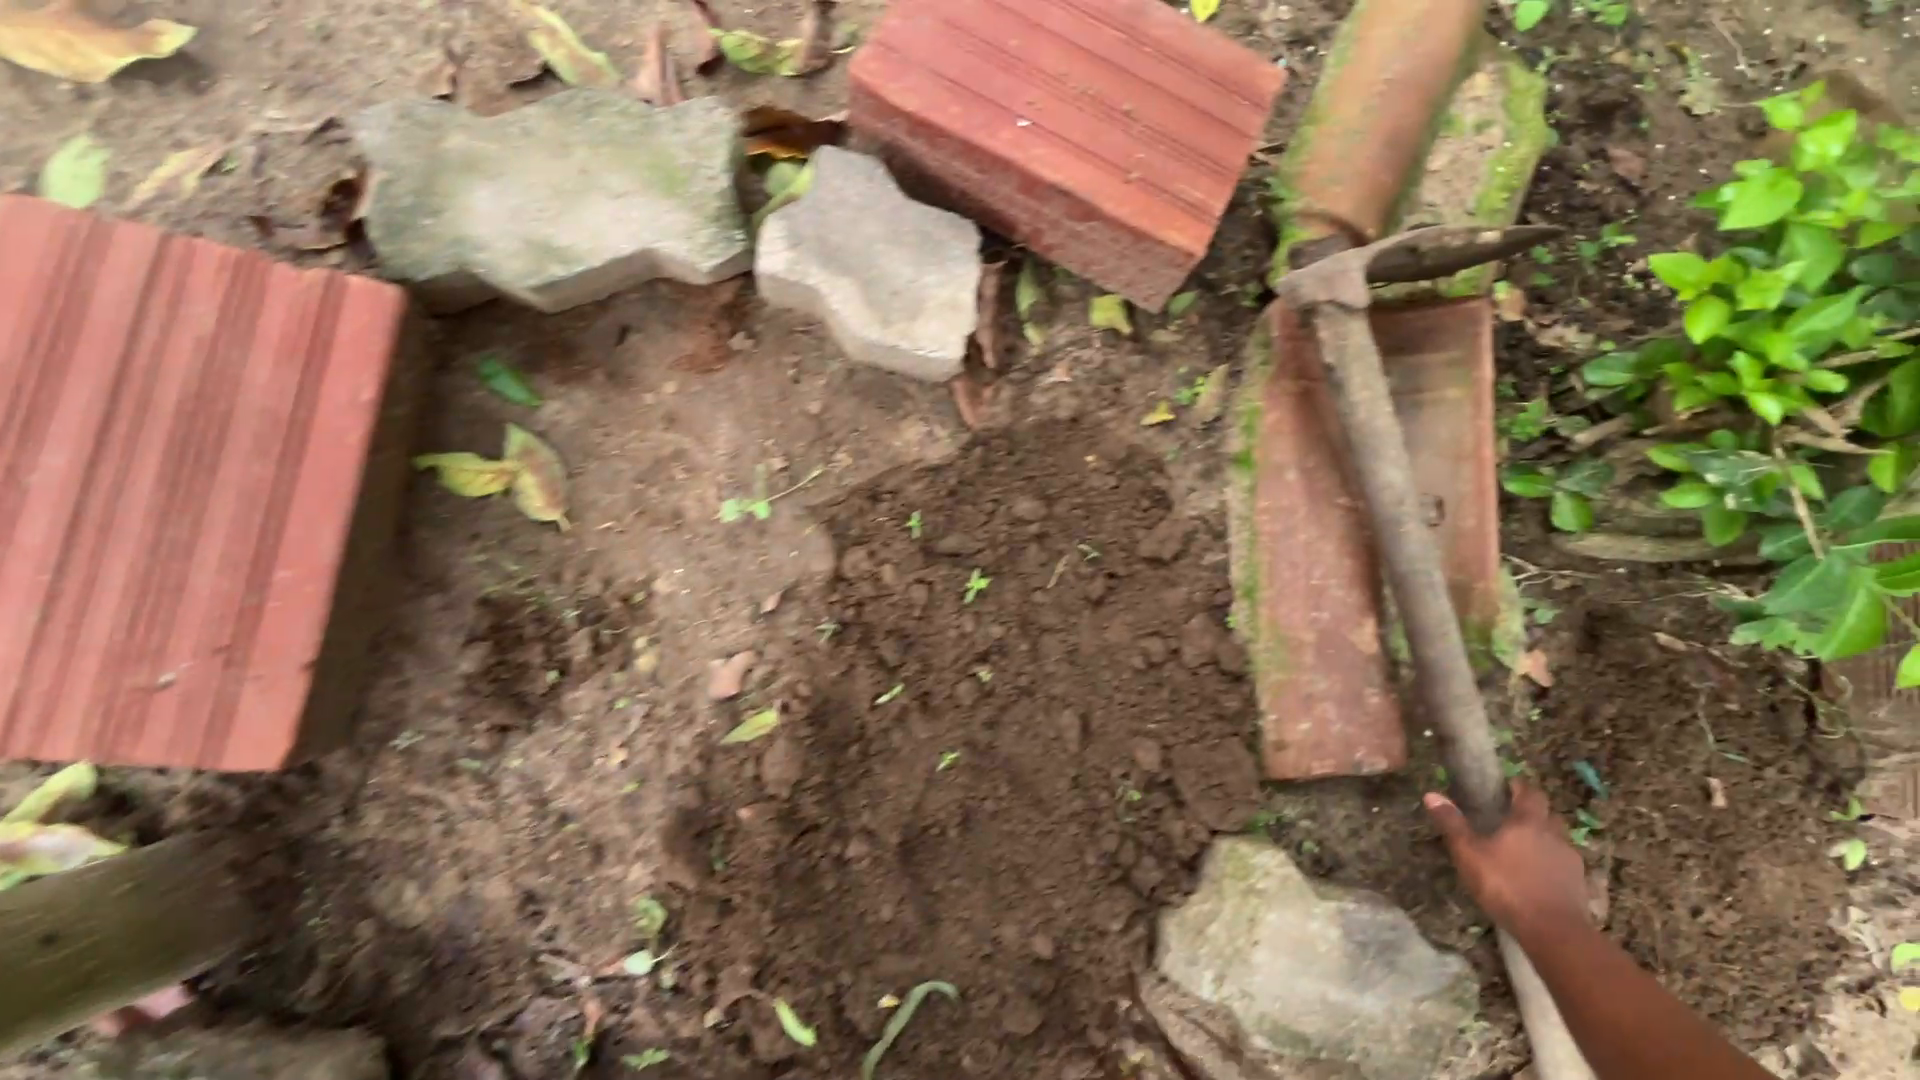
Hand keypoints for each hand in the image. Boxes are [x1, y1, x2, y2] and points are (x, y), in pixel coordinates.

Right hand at [1424, 781, 1587, 937]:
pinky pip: (1563, 865)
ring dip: (1543, 840)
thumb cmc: (1506, 885)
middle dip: (1532, 813)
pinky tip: (1535, 877)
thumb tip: (1432, 794)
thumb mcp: (1469, 854)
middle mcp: (1554, 835)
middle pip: (1548, 815)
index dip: (1519, 786)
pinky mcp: (1579, 886)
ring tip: (1521, 850)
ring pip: (1558, 840)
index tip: (1506, 786)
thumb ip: (1452, 824)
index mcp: (1529, 822)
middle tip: (1510, 819)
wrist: (1554, 931)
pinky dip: (1551, 864)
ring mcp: (1571, 861)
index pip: (1530, 792)